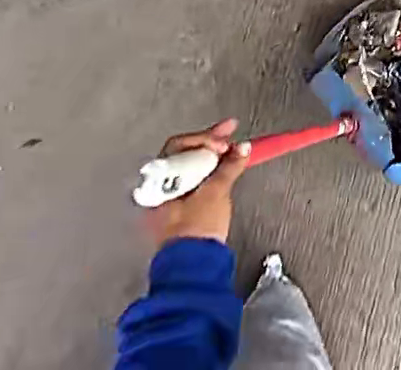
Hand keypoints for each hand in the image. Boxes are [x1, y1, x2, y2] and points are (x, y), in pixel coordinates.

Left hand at [145, 119, 249, 246]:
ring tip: (231, 148)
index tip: (226, 138)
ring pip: (190, 166)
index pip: (181, 145)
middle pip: (186, 152)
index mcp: (159, 179)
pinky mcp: (179, 210)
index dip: (206, 138)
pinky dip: (209, 171)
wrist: (194, 270)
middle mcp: (158, 186)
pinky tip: (223, 167)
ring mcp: (168, 198)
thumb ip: (229, 166)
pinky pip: (193, 180)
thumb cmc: (197, 233)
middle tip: (230, 131)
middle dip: (211, 142)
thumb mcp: (216, 193)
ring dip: (211, 155)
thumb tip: (242, 148)